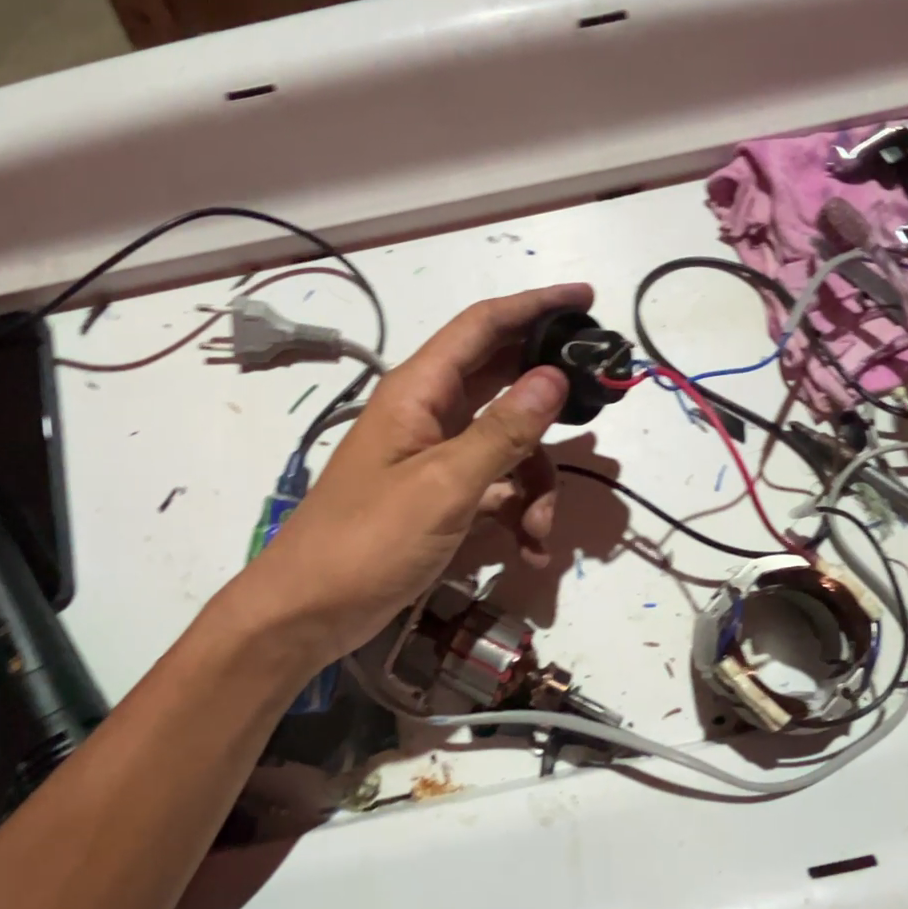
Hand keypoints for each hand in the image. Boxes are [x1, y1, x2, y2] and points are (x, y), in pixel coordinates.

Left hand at [227, 284, 584, 667]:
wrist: (310, 611)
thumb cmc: (368, 541)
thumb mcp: (444, 486)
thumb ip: (502, 431)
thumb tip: (554, 377)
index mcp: (420, 391)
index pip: (483, 326)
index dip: (535, 305)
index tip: (587, 297)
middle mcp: (430, 413)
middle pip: (503, 381)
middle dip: (550, 397)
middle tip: (598, 402)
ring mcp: (436, 457)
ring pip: (509, 444)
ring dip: (537, 484)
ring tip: (542, 532)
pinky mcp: (442, 498)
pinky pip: (496, 488)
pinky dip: (518, 514)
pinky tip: (529, 551)